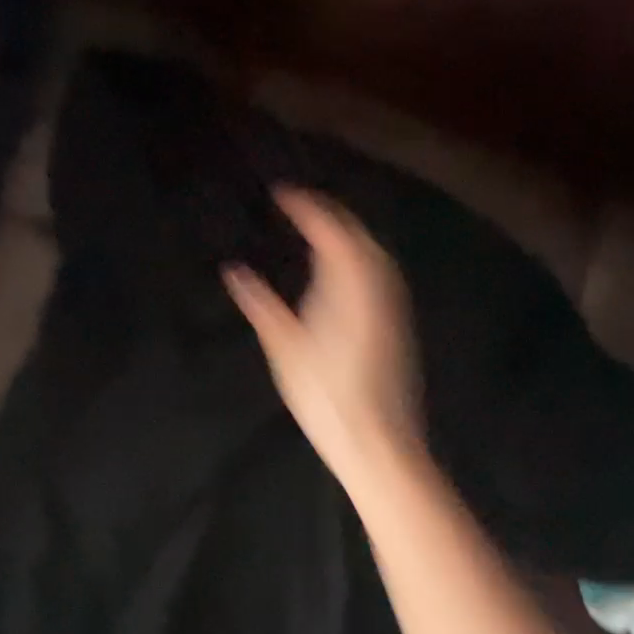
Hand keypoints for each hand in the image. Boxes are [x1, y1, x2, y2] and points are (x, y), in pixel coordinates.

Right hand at [224, 189, 424, 485]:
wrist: (377, 440)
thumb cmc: (326, 395)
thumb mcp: (284, 348)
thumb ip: (261, 304)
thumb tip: (235, 272)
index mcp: (348, 285)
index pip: (330, 230)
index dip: (308, 206)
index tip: (284, 193)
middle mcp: (378, 288)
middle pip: (360, 237)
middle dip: (334, 216)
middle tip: (304, 209)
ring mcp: (393, 308)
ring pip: (376, 256)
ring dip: (352, 237)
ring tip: (324, 234)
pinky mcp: (398, 328)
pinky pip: (382, 276)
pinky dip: (363, 261)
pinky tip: (347, 277)